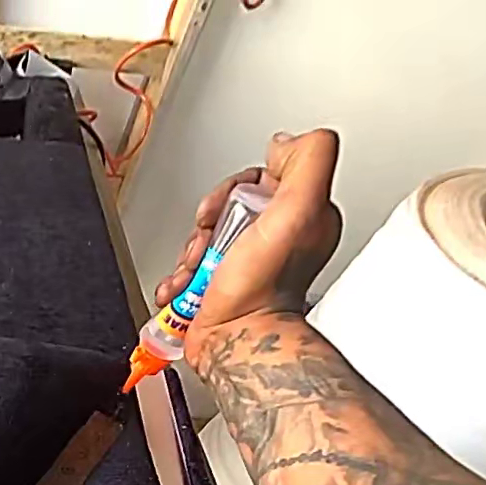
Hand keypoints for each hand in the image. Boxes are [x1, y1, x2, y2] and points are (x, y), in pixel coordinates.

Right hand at [151, 130, 342, 367]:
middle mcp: (270, 242)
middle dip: (206, 225)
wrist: (234, 339)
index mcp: (297, 218)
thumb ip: (307, 159)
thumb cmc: (263, 290)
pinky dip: (177, 280)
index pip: (258, 180)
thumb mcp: (301, 208)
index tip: (226, 209)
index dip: (234, 189)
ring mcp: (240, 268)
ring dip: (188, 255)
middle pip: (224, 210)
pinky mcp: (213, 290)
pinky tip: (182, 289)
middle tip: (208, 243)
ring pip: (202, 241)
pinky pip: (187, 273)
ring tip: (195, 273)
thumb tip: (283, 144)